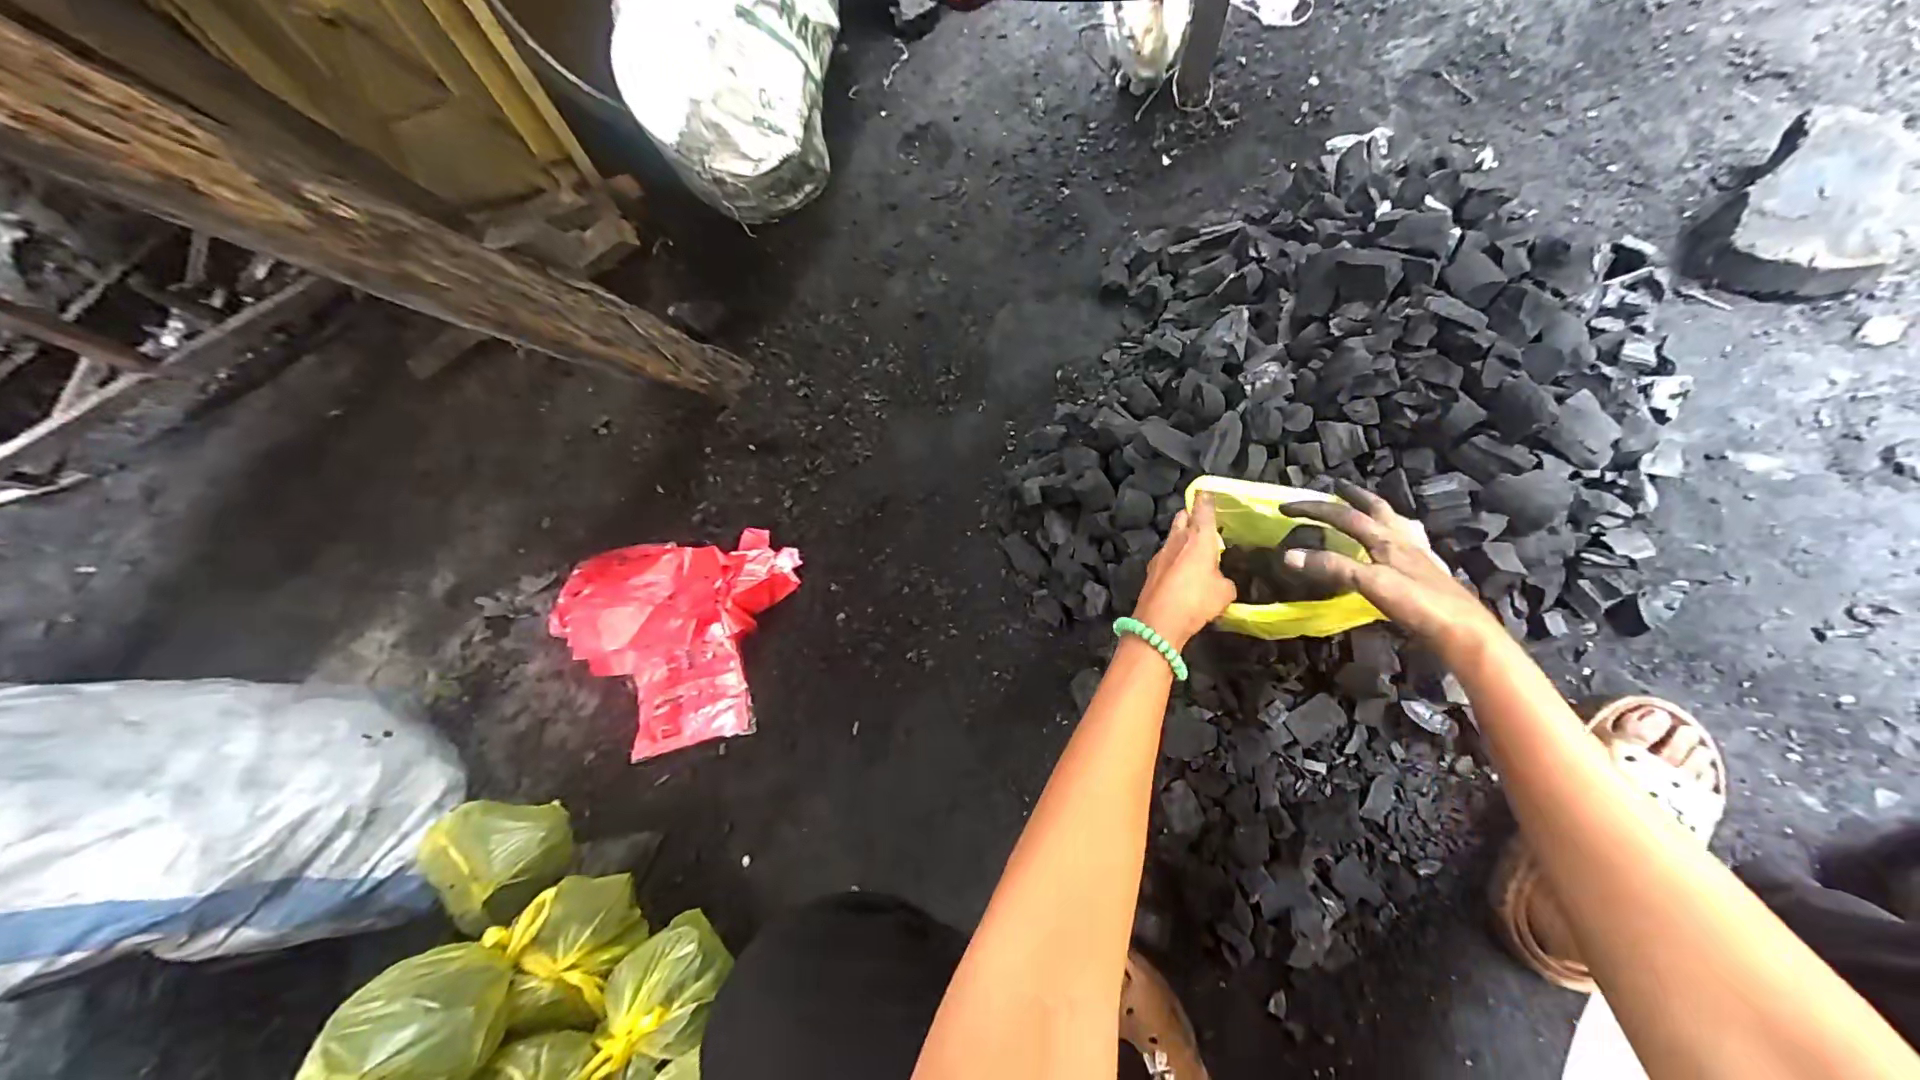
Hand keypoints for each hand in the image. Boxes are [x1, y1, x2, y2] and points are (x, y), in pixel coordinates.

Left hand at [1132, 494, 1237, 650]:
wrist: (1158, 622)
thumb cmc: (1196, 601)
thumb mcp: (1224, 592)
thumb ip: (1224, 580)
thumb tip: (1219, 580)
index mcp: (1198, 538)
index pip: (1203, 510)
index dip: (1205, 499)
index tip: (1206, 491)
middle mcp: (1176, 540)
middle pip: (1182, 518)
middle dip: (1190, 515)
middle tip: (1201, 521)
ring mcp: (1160, 555)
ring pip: (1172, 537)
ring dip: (1181, 538)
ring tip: (1193, 548)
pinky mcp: (1151, 570)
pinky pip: (1165, 557)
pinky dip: (1173, 558)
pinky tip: (1180, 570)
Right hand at [1279, 481, 1504, 658]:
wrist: (1464, 632)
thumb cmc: (1418, 604)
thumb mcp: (1370, 583)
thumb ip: (1332, 567)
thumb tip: (1288, 555)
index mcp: (1387, 539)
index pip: (1344, 516)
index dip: (1313, 509)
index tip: (1285, 507)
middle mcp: (1404, 540)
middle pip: (1377, 509)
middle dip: (1354, 497)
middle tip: (1337, 488)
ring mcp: (1419, 555)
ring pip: (1396, 523)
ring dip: (1378, 513)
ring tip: (1367, 511)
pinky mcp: (1428, 572)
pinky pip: (1407, 544)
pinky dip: (1395, 536)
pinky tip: (1396, 547)